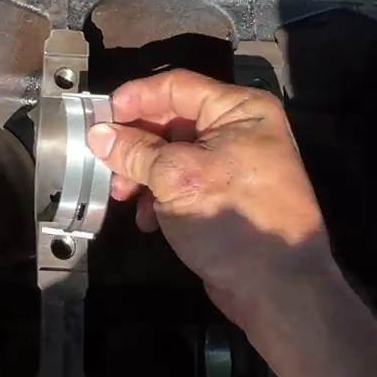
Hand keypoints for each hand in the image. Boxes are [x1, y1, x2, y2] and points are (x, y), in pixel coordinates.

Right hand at [85, 69, 341, 335]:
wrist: (278, 289)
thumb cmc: (231, 219)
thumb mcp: (176, 178)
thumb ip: (134, 152)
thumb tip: (98, 133)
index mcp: (240, 109)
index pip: (176, 87)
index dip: (134, 98)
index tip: (98, 115)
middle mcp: (239, 128)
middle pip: (171, 120)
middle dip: (135, 143)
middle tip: (103, 160)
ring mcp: (233, 163)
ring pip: (172, 153)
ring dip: (142, 173)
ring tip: (121, 196)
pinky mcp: (224, 195)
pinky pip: (182, 181)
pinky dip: (160, 195)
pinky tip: (147, 219)